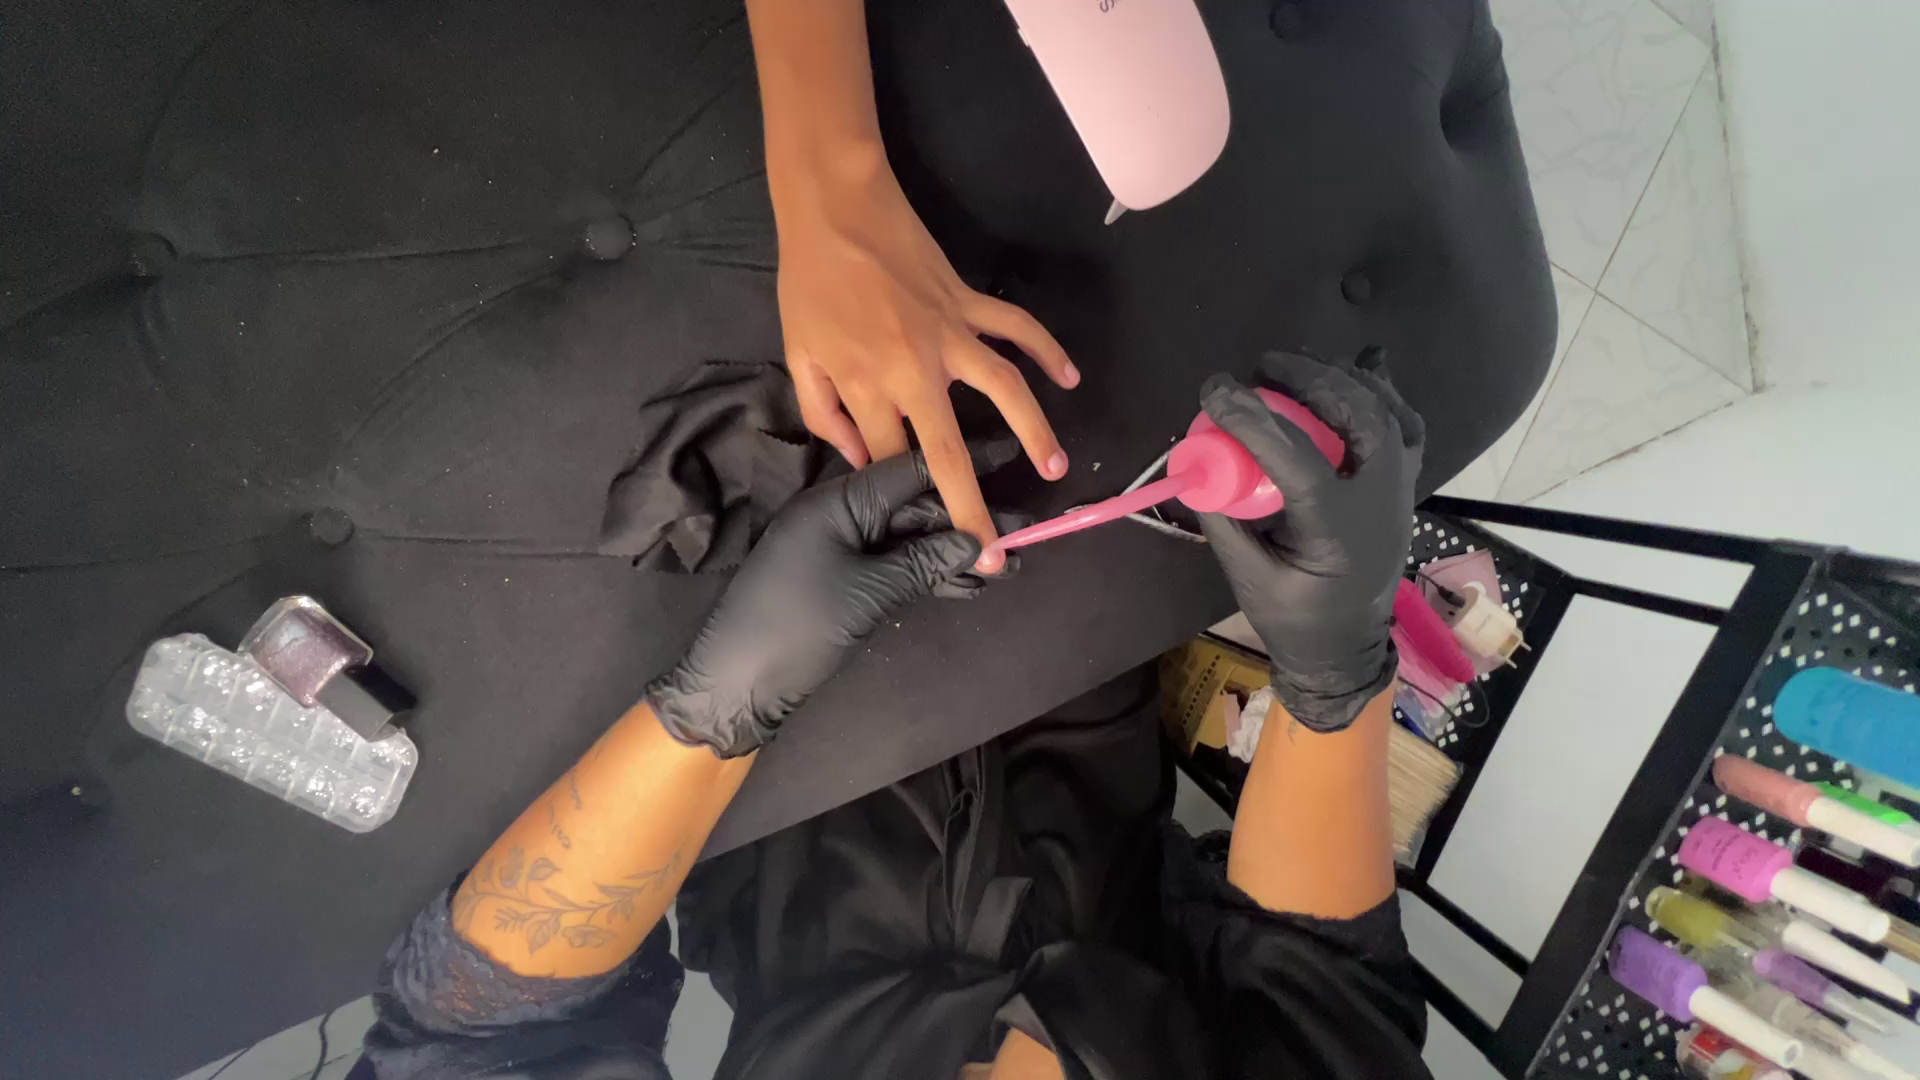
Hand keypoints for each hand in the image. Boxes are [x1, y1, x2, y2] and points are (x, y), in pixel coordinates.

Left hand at [646, 442, 1023, 757]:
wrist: (737, 684)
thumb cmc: (796, 626)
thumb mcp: (867, 592)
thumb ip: (924, 562)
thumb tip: (977, 542)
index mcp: (839, 502)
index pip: (910, 472)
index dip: (960, 467)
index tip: (1006, 455)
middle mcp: (843, 515)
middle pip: (917, 509)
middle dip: (968, 522)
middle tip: (1023, 532)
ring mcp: (845, 549)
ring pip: (912, 542)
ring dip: (955, 556)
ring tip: (1008, 567)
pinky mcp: (848, 581)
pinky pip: (897, 568)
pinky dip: (930, 576)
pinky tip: (969, 586)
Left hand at [771, 148, 1077, 566]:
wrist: (834, 205)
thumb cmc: (810, 284)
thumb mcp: (799, 355)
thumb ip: (825, 414)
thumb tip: (864, 456)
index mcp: (866, 387)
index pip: (891, 462)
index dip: (906, 501)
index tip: (921, 528)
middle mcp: (914, 370)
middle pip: (948, 453)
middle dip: (970, 510)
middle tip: (993, 553)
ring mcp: (950, 334)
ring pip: (1002, 389)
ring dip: (1034, 431)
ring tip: (1056, 468)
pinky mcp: (969, 302)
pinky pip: (1017, 327)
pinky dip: (1047, 349)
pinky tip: (1069, 377)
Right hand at [1198, 349, 1425, 732]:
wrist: (1346, 648)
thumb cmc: (1294, 620)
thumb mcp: (1248, 579)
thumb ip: (1224, 523)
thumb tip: (1197, 468)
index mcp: (1338, 533)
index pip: (1298, 463)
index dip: (1255, 421)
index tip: (1216, 391)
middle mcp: (1380, 504)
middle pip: (1361, 421)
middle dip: (1311, 380)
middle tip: (1263, 364)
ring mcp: (1399, 493)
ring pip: (1392, 415)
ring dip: (1346, 380)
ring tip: (1300, 364)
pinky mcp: (1401, 488)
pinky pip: (1404, 427)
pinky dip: (1381, 393)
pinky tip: (1354, 372)